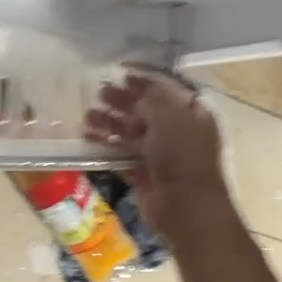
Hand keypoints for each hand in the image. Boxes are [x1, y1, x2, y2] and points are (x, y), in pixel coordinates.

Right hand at [84, 68, 227, 230]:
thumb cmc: (183, 157)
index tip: (120, 72)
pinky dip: (106, 144)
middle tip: (99, 92)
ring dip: (110, 121)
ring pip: (131, 131)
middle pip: (147, 109)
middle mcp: (179, 131)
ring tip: (87, 115)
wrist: (186, 209)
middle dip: (123, 100)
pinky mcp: (144, 173)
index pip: (168, 89)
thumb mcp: (169, 119)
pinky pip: (122, 153)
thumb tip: (134, 90)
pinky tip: (87, 136)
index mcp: (194, 113)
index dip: (145, 80)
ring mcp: (161, 153)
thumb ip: (150, 100)